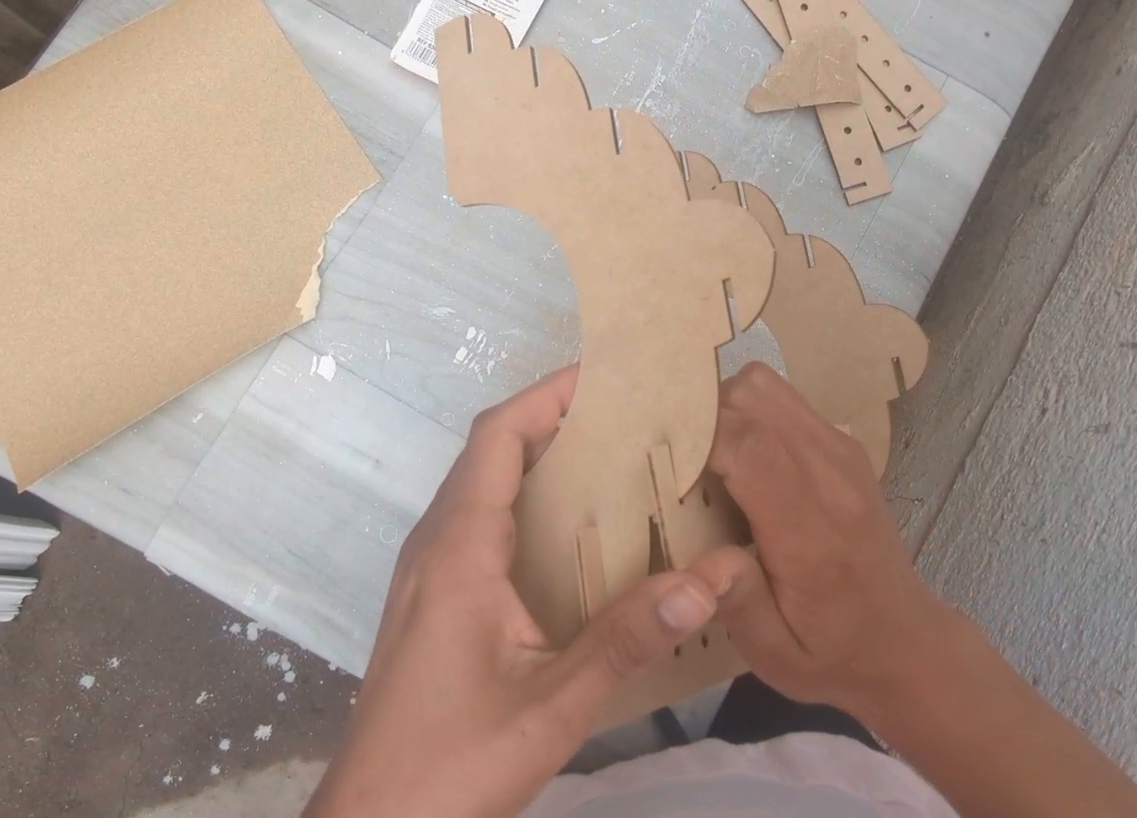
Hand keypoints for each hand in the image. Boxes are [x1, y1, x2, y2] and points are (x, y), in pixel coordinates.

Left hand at [306, 366, 724, 817]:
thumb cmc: (453, 761)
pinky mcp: (430, 596)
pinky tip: (569, 533)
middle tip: (624, 415)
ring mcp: (426, 569)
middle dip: (552, 418)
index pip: (497, 438)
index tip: (603, 375)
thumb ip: (628, 640)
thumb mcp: (552, 706)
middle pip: (490, 450)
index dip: (546, 395)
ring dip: (537, 458)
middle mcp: (435, 543)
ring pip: (481, 484)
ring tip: (608, 459)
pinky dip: (524, 499)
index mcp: (459, 548)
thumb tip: (711, 580)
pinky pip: (477, 519)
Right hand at [695, 365, 1136, 817]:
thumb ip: (738, 603)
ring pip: (766, 386)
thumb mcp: (775, 654)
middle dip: (704, 417)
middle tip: (682, 459)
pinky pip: (783, 398)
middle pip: (752, 398)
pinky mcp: (845, 445)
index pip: (750, 448)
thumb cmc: (832, 652)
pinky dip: (750, 410)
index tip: (667, 462)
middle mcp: (830, 476)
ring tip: (709, 454)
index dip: (699, 439)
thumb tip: (701, 556)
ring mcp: (842, 452)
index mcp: (811, 532)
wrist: (906, 643)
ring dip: (726, 408)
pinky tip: (743, 455)